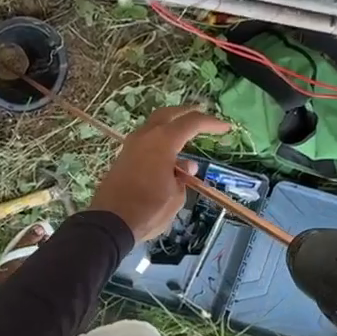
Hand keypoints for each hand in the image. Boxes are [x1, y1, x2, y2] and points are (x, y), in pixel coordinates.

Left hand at [87, 107, 230, 240]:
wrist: (110, 222)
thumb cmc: (149, 209)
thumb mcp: (175, 197)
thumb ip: (182, 178)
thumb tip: (185, 167)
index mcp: (162, 141)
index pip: (191, 123)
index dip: (211, 123)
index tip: (226, 128)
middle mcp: (145, 137)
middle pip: (167, 115)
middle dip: (185, 112)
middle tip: (200, 113)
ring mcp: (130, 146)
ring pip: (153, 126)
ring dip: (169, 127)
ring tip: (185, 135)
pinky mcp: (122, 158)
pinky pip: (145, 141)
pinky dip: (159, 141)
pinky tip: (168, 155)